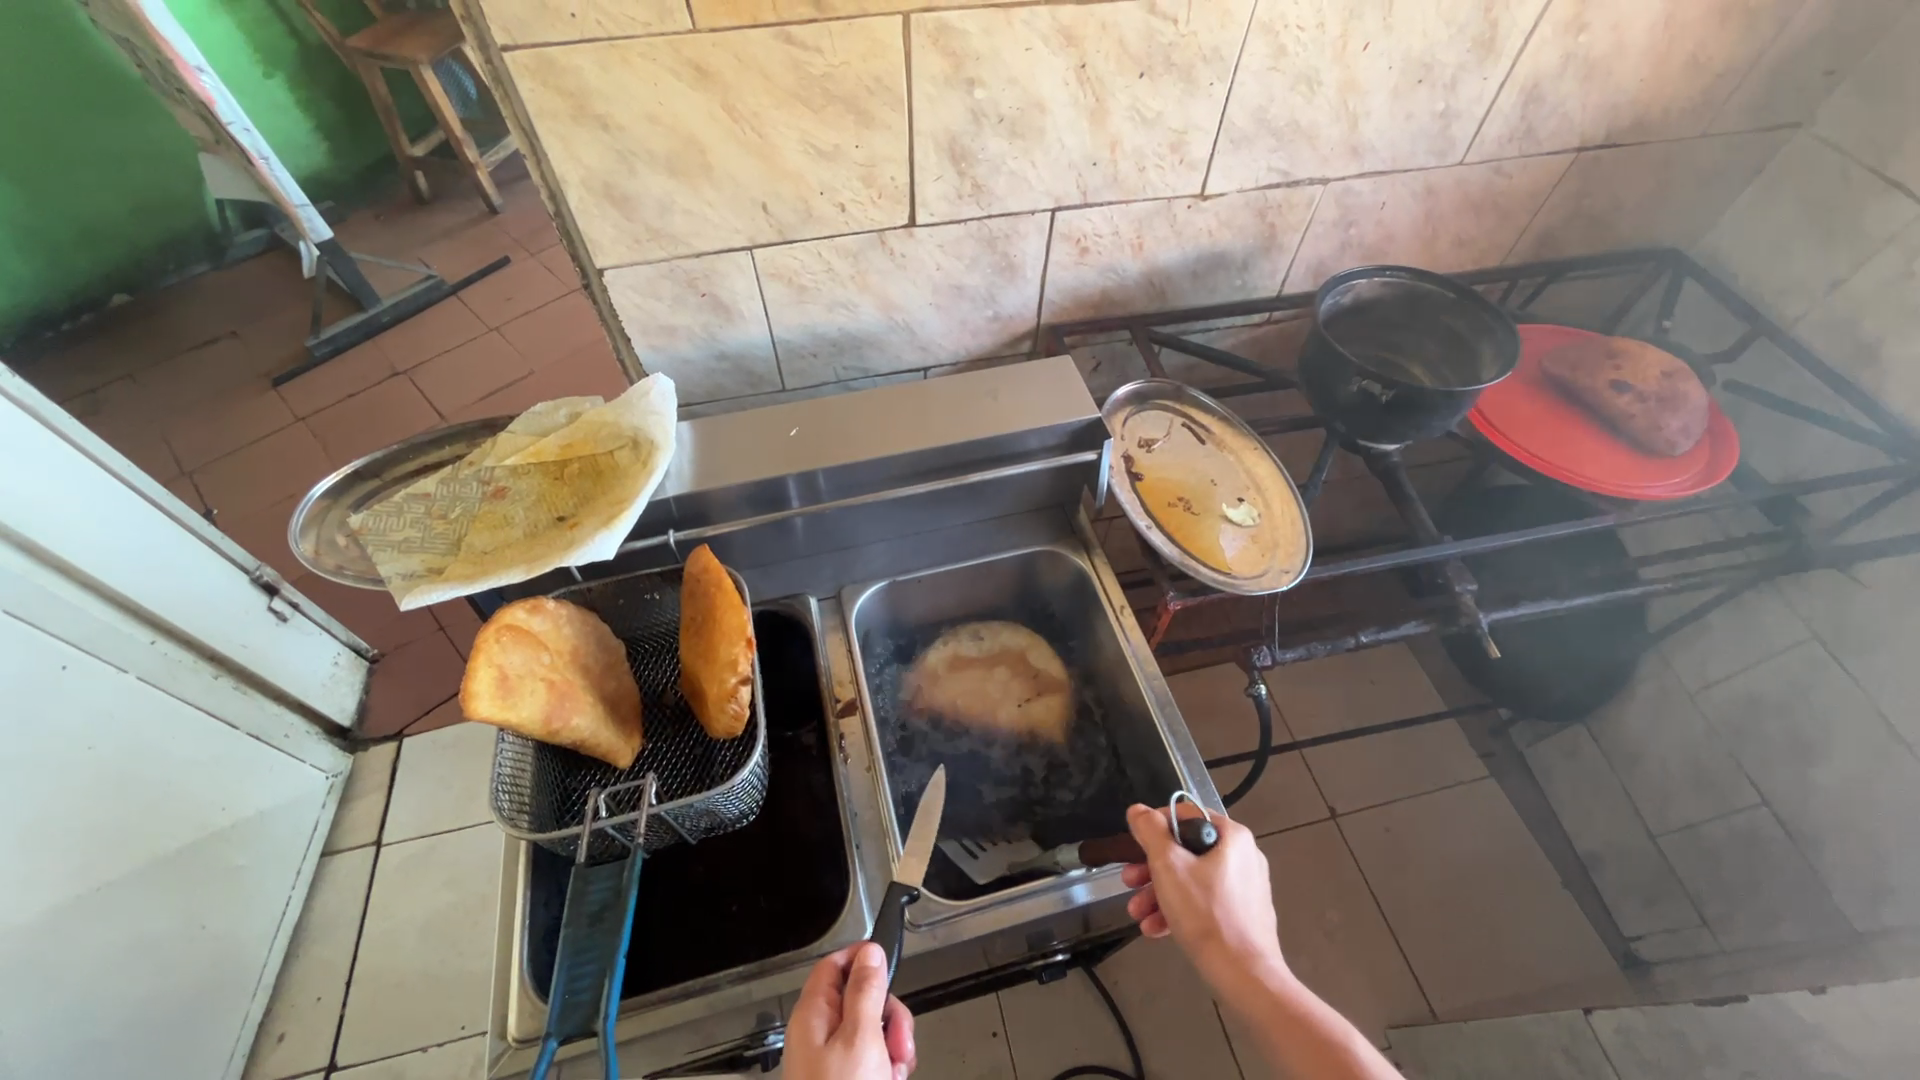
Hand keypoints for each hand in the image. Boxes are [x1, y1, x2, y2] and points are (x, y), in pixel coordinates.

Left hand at [783, 942, 916, 1079]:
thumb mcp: (860, 1038)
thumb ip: (866, 991)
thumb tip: (870, 952)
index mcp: (814, 1014)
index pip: (834, 965)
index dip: (862, 958)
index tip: (890, 964)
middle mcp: (819, 1033)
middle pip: (859, 999)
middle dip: (889, 1014)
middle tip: (899, 1041)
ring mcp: (831, 1060)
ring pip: (871, 1030)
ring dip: (893, 1045)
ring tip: (896, 1070)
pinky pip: (871, 1059)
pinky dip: (887, 1067)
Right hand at [1122, 803, 1288, 997]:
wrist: (1245, 977)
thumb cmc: (1205, 914)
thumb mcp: (1168, 866)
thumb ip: (1150, 831)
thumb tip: (1138, 810)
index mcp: (1231, 836)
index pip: (1185, 815)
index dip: (1154, 827)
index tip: (1133, 846)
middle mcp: (1243, 856)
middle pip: (1186, 851)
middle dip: (1151, 869)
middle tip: (1129, 882)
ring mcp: (1245, 887)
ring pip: (1192, 879)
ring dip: (1159, 893)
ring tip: (1137, 914)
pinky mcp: (1243, 915)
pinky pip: (1205, 902)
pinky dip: (1179, 911)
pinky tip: (1155, 929)